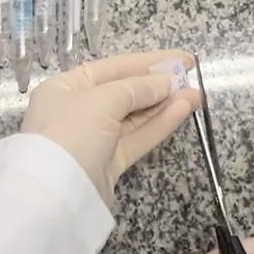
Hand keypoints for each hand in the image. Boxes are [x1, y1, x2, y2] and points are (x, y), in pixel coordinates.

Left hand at [21, 50, 202, 207]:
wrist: (57, 194)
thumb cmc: (71, 132)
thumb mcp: (102, 100)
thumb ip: (137, 88)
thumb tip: (164, 82)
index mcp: (66, 87)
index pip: (113, 68)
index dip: (148, 62)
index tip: (181, 59)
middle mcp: (78, 110)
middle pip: (125, 92)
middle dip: (159, 85)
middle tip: (191, 77)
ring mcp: (94, 138)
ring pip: (134, 116)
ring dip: (165, 104)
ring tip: (196, 95)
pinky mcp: (108, 162)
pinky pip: (137, 137)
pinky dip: (159, 124)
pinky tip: (183, 110)